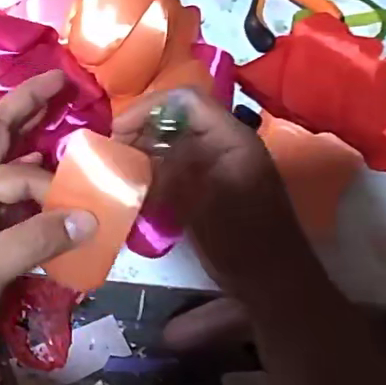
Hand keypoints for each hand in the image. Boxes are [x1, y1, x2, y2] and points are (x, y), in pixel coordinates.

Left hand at [0, 70, 97, 371]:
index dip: (54, 190)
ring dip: (30, 124)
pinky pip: (14, 181)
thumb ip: (40, 239)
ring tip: (58, 105)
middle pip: (0, 127)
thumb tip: (90, 218)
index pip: (22, 175)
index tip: (81, 213)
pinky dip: (34, 166)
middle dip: (28, 100)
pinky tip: (51, 163)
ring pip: (6, 149)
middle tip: (61, 78)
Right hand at [112, 88, 308, 290]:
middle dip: (142, 128)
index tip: (117, 131)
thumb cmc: (245, 244)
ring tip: (118, 167)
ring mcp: (218, 163)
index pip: (186, 100)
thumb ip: (175, 171)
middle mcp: (225, 143)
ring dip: (145, 148)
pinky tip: (136, 185)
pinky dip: (155, 168)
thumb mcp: (205, 206)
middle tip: (111, 152)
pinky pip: (178, 163)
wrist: (273, 284)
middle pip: (177, 117)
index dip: (148, 107)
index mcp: (231, 139)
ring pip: (175, 140)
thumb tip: (140, 147)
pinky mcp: (210, 184)